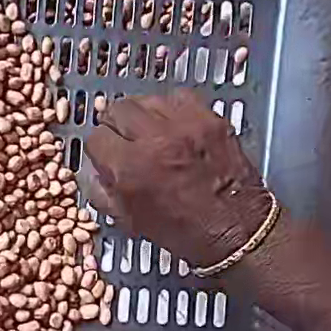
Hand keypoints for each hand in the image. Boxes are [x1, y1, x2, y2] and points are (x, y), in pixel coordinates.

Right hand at [83, 89, 272, 267]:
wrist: (237, 231)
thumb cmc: (183, 232)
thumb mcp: (129, 220)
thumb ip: (102, 190)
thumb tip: (93, 170)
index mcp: (129, 169)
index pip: (96, 138)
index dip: (100, 149)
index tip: (107, 155)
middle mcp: (154, 141)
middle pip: (117, 110)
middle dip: (116, 126)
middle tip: (125, 140)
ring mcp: (184, 126)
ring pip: (145, 100)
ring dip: (141, 115)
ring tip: (149, 131)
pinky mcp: (209, 119)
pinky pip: (178, 98)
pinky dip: (171, 109)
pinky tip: (174, 126)